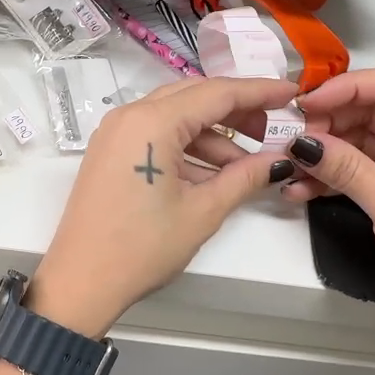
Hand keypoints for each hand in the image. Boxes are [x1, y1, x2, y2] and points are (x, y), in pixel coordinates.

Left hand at [29, 76, 300, 337]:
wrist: (82, 282)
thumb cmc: (143, 247)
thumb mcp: (203, 211)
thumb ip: (244, 178)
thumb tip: (280, 160)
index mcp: (152, 122)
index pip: (217, 93)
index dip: (259, 91)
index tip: (292, 93)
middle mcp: (129, 115)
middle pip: (194, 97)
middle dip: (236, 111)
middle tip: (271, 131)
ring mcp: (115, 133)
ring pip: (175, 116)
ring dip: (212, 135)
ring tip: (246, 165)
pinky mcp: (109, 153)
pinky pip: (155, 134)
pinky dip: (187, 147)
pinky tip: (213, 174)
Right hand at [283, 64, 374, 374]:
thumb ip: (348, 169)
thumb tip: (304, 142)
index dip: (352, 86)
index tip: (312, 102)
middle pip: (372, 109)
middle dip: (331, 120)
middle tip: (293, 134)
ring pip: (357, 139)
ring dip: (323, 150)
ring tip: (291, 163)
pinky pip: (353, 169)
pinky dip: (327, 176)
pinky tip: (300, 187)